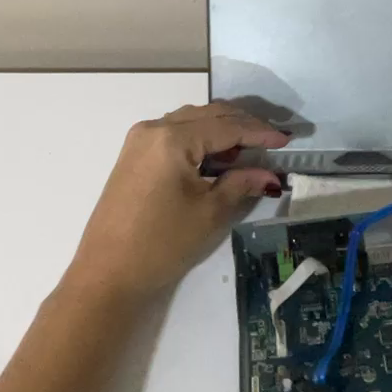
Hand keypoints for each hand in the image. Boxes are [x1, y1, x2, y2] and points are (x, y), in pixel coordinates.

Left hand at [62, 102, 288, 303]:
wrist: (106, 276)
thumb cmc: (161, 244)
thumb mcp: (209, 213)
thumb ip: (242, 184)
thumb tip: (271, 174)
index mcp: (172, 139)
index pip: (226, 126)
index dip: (259, 132)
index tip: (286, 140)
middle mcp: (154, 128)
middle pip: (209, 115)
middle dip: (243, 124)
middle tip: (272, 139)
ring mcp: (140, 140)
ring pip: (191, 120)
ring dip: (222, 128)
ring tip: (250, 147)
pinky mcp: (134, 154)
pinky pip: (176, 132)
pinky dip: (200, 138)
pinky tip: (218, 155)